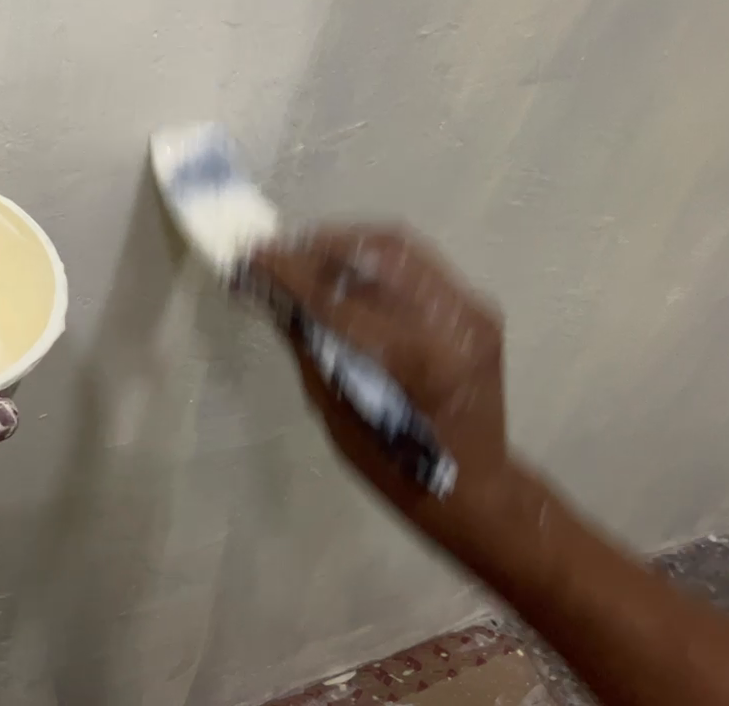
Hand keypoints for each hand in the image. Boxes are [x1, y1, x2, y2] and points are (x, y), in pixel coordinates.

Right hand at [251, 225, 517, 551]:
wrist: (472, 486)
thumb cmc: (392, 460)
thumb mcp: (333, 403)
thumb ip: (305, 338)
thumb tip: (268, 290)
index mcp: (414, 361)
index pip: (336, 297)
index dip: (288, 271)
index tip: (251, 255)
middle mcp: (450, 324)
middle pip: (374, 253)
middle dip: (317, 244)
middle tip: (276, 250)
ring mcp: (471, 310)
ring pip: (397, 247)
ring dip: (343, 243)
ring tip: (305, 253)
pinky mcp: (476, 306)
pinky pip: (415, 263)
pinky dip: (371, 258)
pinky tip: (342, 268)